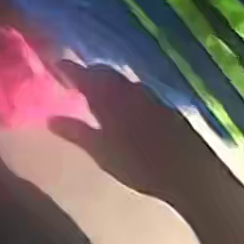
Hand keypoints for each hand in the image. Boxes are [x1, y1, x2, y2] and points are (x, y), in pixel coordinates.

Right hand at [49, 64, 238, 207]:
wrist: (193, 175)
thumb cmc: (139, 163)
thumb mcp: (101, 151)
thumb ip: (75, 132)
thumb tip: (49, 118)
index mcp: (104, 92)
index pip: (77, 71)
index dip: (65, 68)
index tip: (54, 68)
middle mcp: (124, 85)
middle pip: (101, 71)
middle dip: (87, 74)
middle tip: (77, 83)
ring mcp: (148, 94)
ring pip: (121, 80)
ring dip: (109, 83)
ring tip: (102, 96)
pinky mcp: (167, 107)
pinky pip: (140, 92)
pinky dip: (128, 95)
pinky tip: (130, 110)